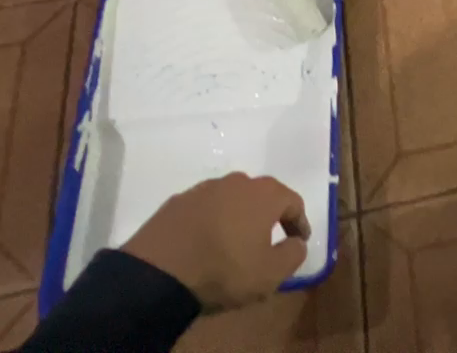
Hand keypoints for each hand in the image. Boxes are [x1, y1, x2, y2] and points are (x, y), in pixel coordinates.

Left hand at [121, 173, 310, 310]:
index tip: (297, 242)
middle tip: (265, 242)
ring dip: (236, 217)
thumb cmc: (223, 270)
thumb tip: (296, 243)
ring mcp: (204, 188)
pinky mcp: (177, 201)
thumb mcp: (269, 274)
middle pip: (262, 196)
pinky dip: (209, 222)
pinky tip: (203, 243)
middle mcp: (238, 181)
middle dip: (267, 217)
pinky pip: (203, 209)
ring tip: (231, 243)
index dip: (299, 223)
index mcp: (265, 194)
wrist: (157, 273)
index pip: (293, 202)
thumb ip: (293, 254)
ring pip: (231, 200)